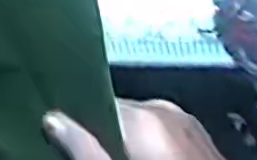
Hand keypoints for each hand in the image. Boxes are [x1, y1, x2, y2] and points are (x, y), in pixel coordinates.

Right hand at [45, 101, 226, 159]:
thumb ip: (85, 151)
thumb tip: (50, 117)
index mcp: (145, 115)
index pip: (92, 102)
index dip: (78, 123)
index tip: (67, 142)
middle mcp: (166, 110)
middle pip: (117, 114)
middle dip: (105, 136)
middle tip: (98, 157)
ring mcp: (192, 128)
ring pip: (141, 127)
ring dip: (129, 146)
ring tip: (120, 159)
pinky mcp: (206, 145)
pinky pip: (164, 139)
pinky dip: (152, 153)